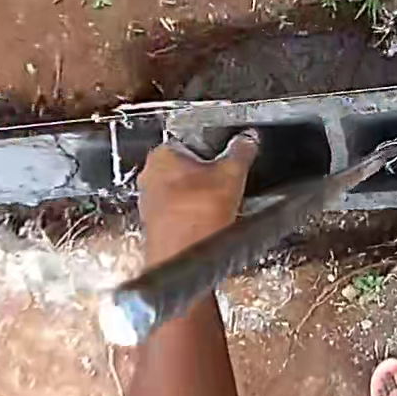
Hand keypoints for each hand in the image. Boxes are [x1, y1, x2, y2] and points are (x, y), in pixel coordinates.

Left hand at [137, 132, 259, 264]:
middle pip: (187, 169)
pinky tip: (211, 224)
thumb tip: (247, 139)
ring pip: (184, 194)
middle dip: (208, 176)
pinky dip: (196, 217)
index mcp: (160, 155)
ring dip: (202, 198)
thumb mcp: (231, 173)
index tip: (227, 158)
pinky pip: (182, 215)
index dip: (212, 150)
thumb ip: (240, 151)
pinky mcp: (158, 227)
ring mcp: (151, 204)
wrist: (184, 256)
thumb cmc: (197, 214)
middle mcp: (149, 178)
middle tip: (227, 184)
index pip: (188, 141)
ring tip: (222, 206)